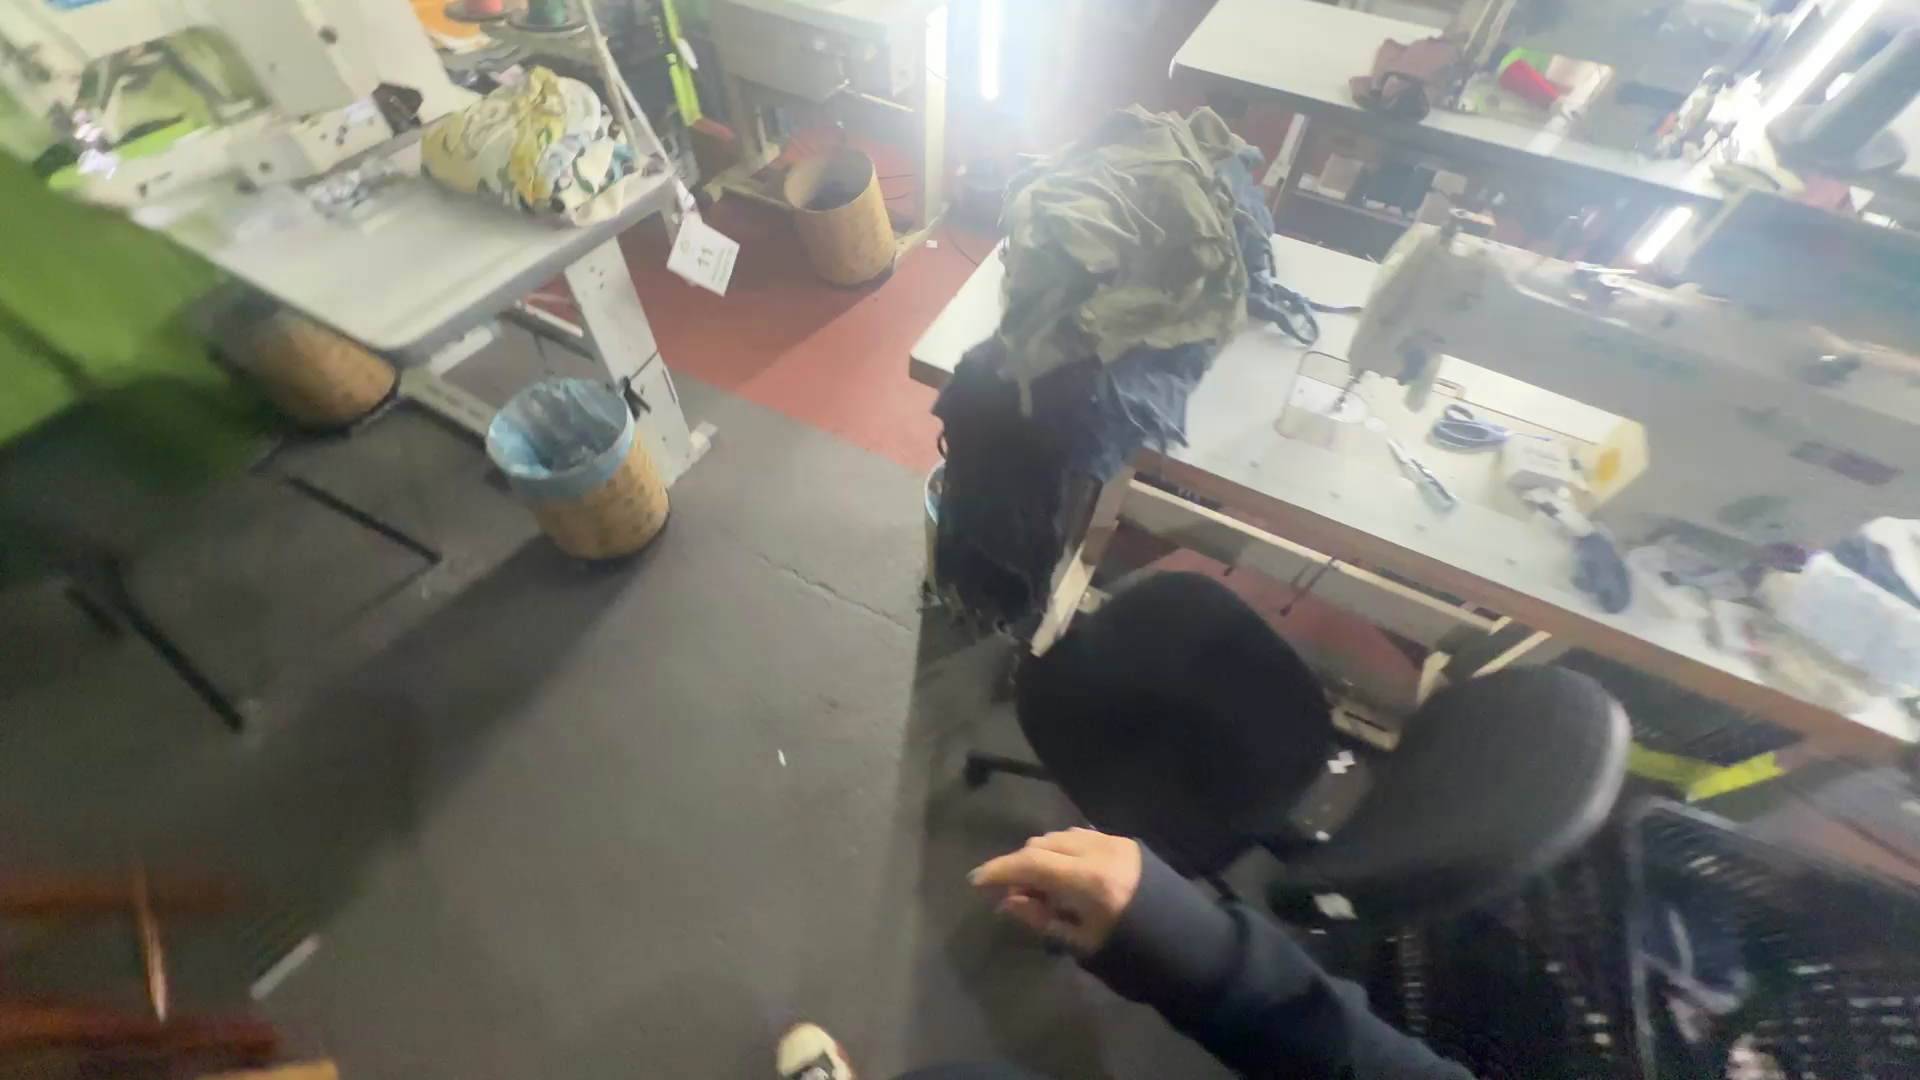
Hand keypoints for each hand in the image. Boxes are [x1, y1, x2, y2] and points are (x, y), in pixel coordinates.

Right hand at [969, 828, 1142, 953]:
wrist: (1196, 952)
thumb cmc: (1137, 961)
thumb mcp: (1084, 946)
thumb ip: (1041, 919)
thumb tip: (1006, 902)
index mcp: (1090, 880)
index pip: (1031, 862)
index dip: (1000, 869)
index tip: (976, 881)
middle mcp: (1101, 851)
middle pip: (1044, 844)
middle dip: (1021, 864)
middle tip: (1012, 894)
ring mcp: (1116, 842)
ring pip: (1062, 836)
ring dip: (1043, 855)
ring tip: (1039, 887)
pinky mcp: (1128, 843)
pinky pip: (1083, 837)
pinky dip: (1065, 851)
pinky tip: (1065, 875)